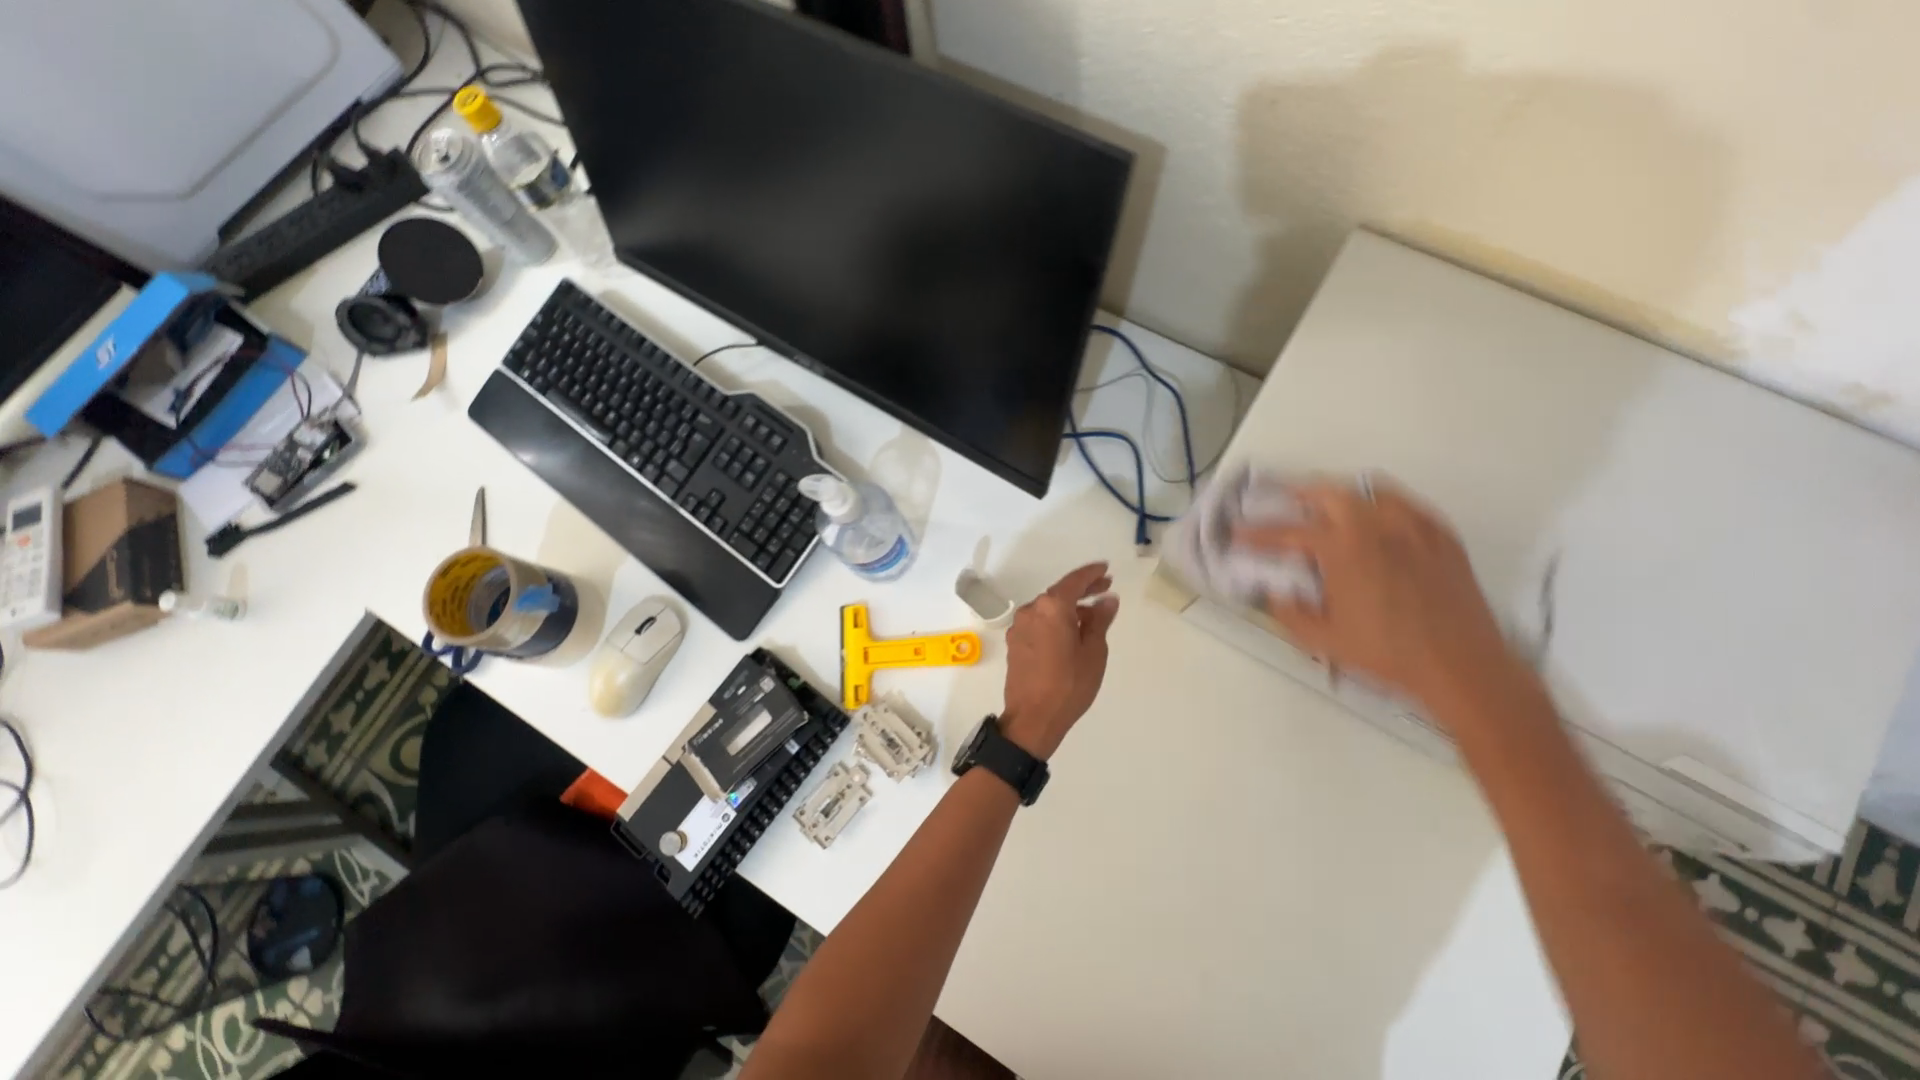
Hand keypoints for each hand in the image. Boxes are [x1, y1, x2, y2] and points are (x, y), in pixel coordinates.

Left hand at [999, 563, 1119, 759]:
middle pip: (1059, 594)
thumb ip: (1100, 620)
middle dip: (1082, 590)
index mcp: (1052, 608)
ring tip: (1092, 616)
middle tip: (1104, 588)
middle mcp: (1031, 611)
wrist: (1033, 718)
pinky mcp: (1015, 643)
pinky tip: (1070, 633)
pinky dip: (1055, 621)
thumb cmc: (1070, 685)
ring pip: (1048, 610)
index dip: (1091, 574)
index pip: (1074, 581)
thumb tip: (1107, 599)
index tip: (1105, 569)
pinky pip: (1039, 623)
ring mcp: (1019, 627)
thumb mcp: (1093, 652)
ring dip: (1069, 608)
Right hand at [1234, 478, 1519, 709]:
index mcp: (1342, 548)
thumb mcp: (1323, 640)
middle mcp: (1376, 525)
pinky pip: (1406, 504)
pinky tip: (1378, 519)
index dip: (1257, 533)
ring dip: (1341, 493)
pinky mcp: (1441, 535)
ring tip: (1329, 503)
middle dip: (1299, 495)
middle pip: (1329, 493)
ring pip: (1370, 490)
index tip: (1237, 532)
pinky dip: (1382, 503)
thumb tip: (1275, 591)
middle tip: (1283, 503)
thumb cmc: (1386, 654)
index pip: (1288, 532)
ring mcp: (1413, 526)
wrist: (1460, 664)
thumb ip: (1290, 611)